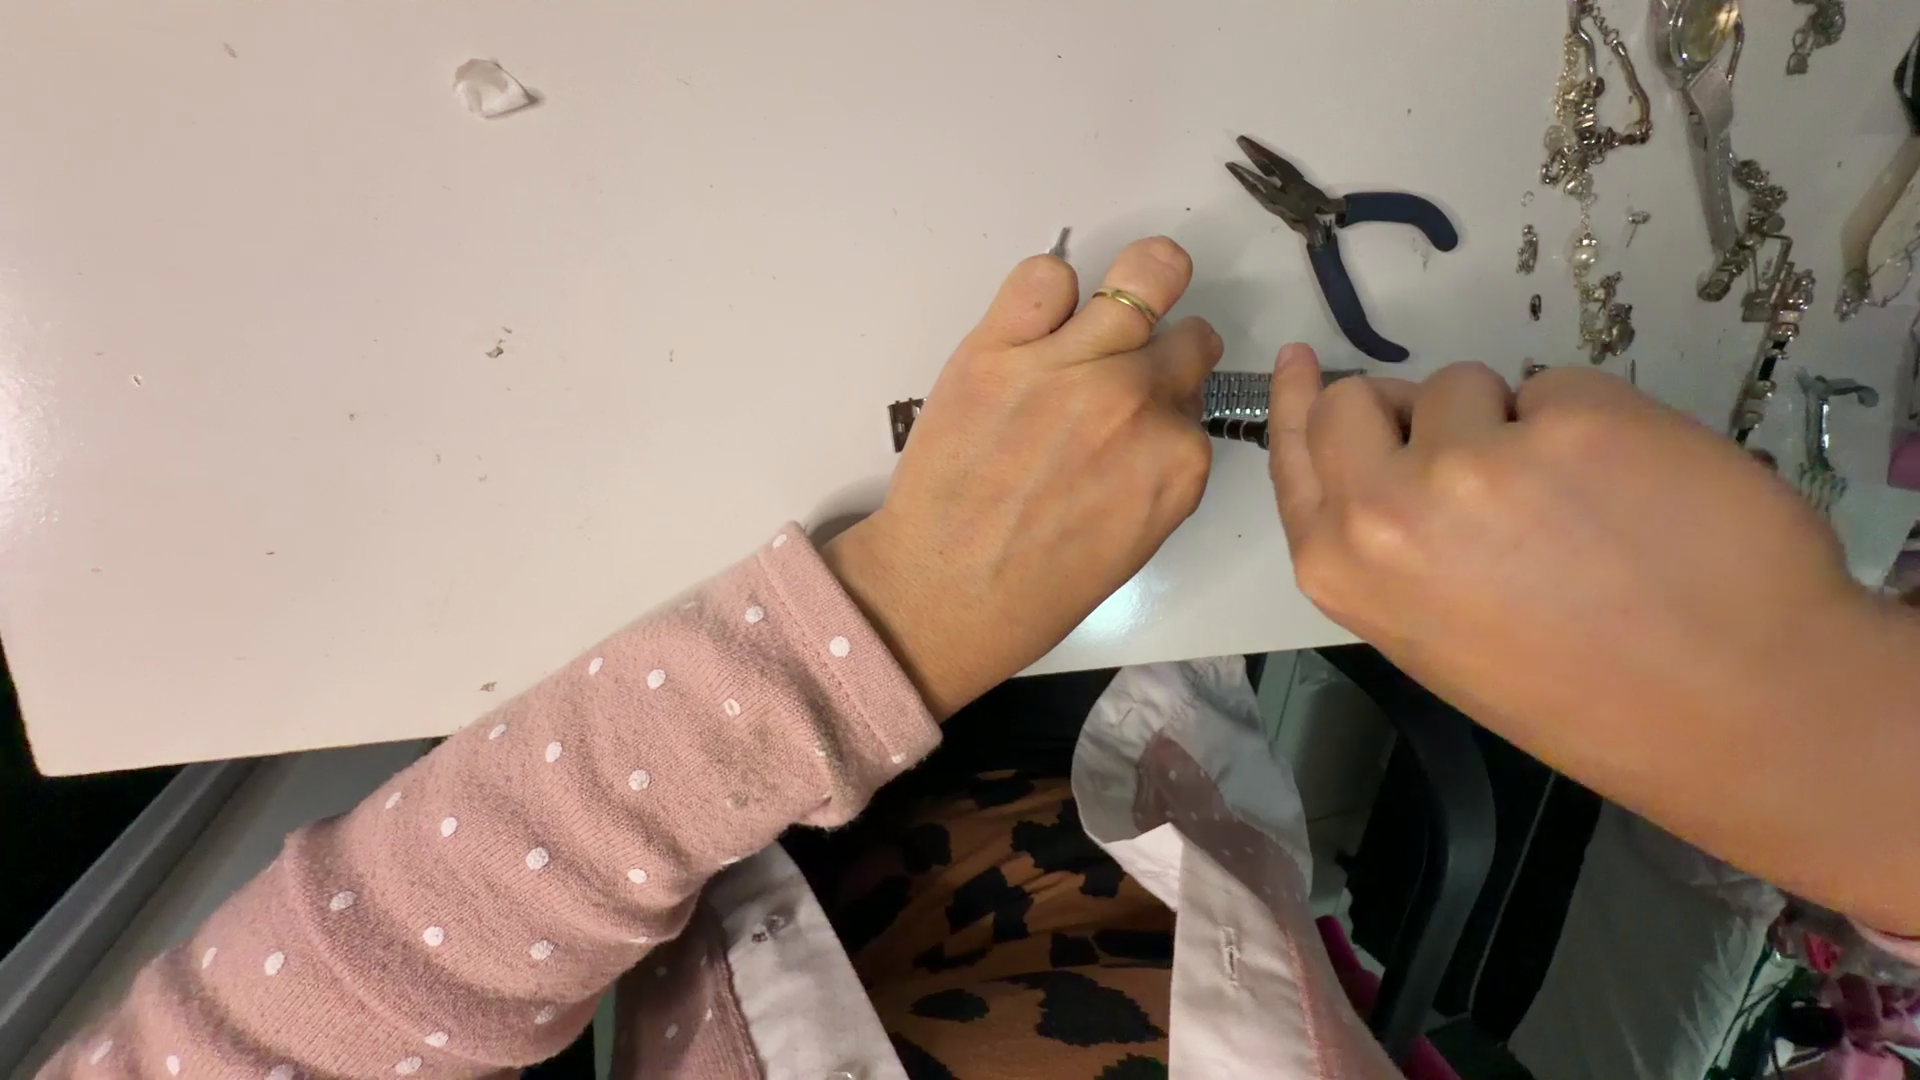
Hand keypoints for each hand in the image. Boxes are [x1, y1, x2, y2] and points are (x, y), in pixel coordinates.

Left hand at [823, 237, 1221, 718]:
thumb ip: (1159, 468)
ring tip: (1102, 318)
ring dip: (1137, 291)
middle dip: (1166, 352)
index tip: (1143, 417)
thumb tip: (1159, 413)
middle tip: (1124, 373)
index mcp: (1179, 460)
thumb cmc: (1038, 586)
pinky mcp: (998, 348)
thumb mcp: (1134, 537)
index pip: (1200, 396)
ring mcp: (1068, 367)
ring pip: (1144, 274)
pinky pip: (1046, 275)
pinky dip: (1048, 291)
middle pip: (1186, 337)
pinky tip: (1035, 325)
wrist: (943, 592)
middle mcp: (1135, 401)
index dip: (1171, 403)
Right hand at [1267, 345, 1919, 932]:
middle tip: (1461, 446)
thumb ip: (1372, 535)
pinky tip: (1623, 487)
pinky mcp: (1572, 422)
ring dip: (1501, 421)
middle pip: (1355, 398)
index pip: (1292, 452)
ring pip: (1458, 384)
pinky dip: (1584, 422)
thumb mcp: (1414, 622)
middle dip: (1401, 410)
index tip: (1299, 358)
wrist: (1723, 711)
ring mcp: (1470, 461)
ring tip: (1562, 496)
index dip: (1295, 398)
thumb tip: (1388, 444)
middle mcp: (1379, 509)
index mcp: (1335, 565)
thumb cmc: (1554, 681)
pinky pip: (1553, 384)